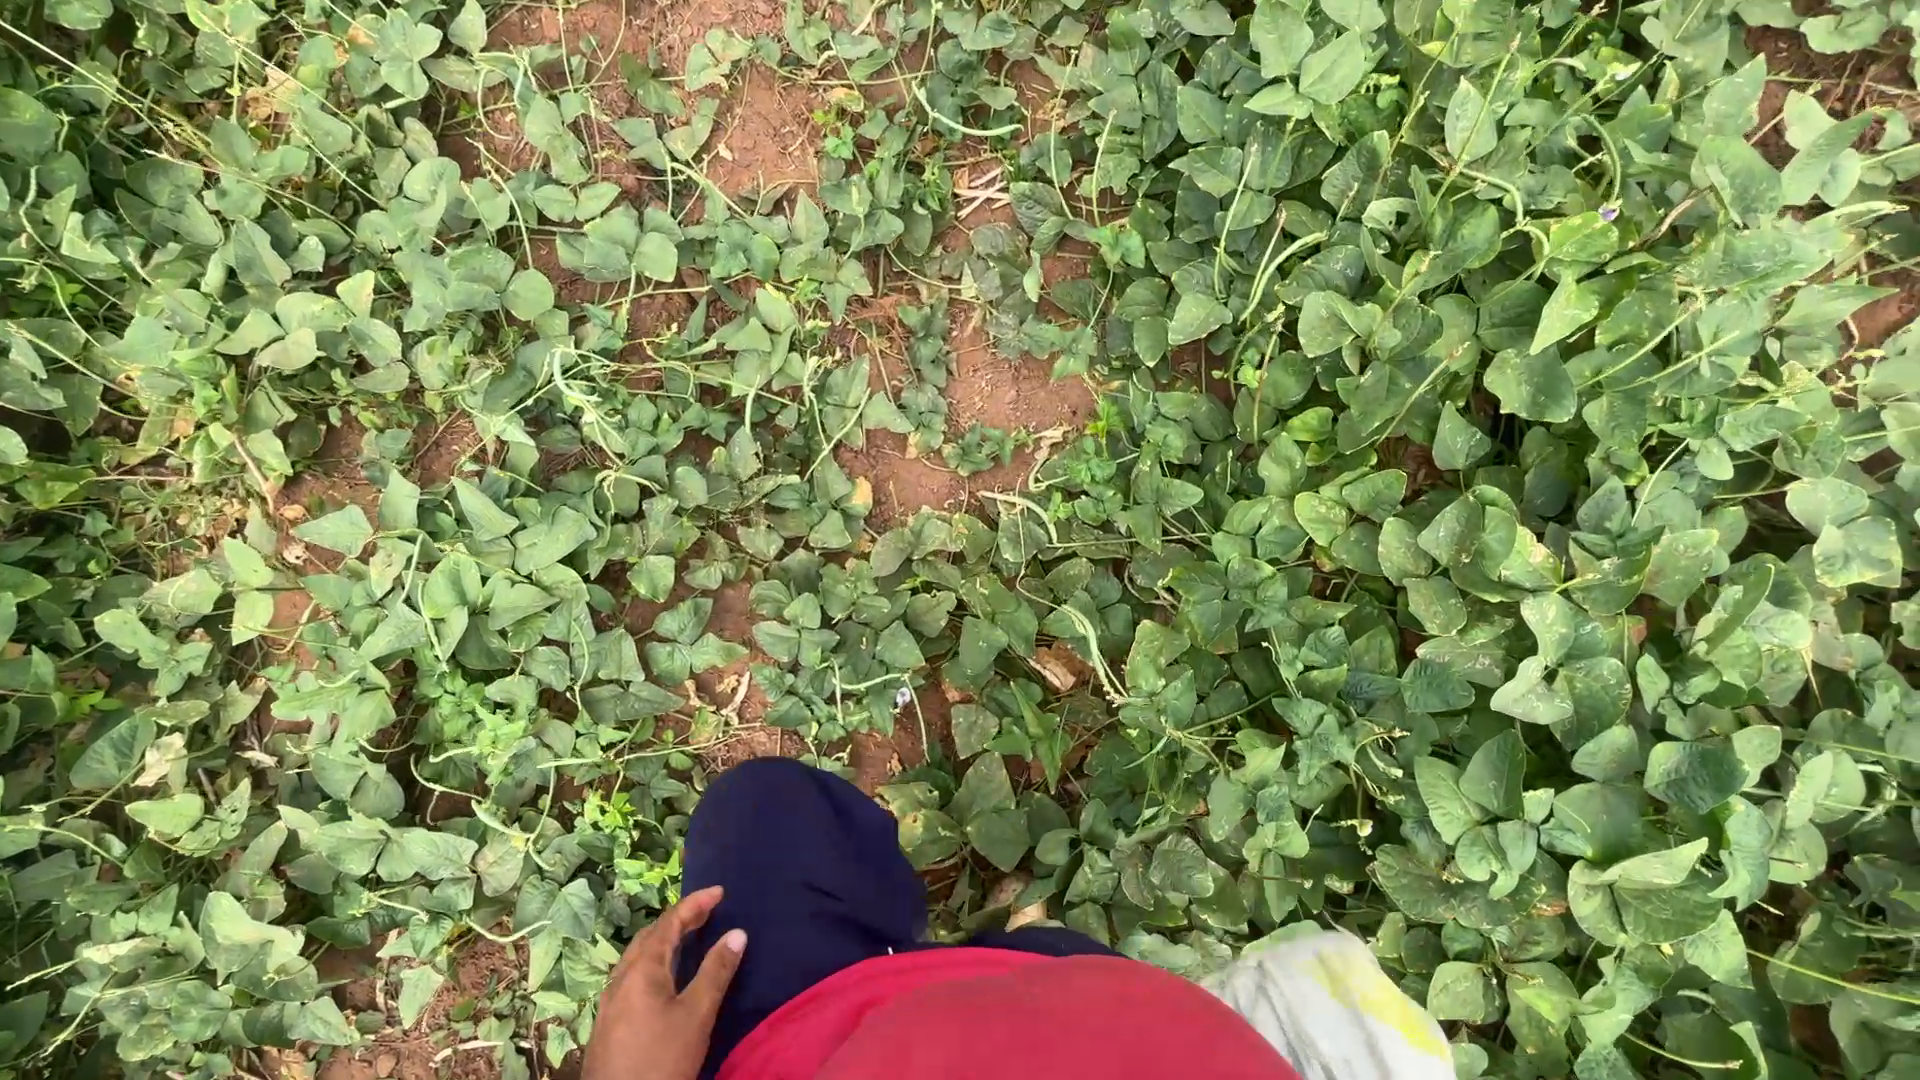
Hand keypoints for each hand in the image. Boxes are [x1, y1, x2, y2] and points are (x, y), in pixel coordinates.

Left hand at [583, 886, 745, 1079]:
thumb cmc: (661, 1062)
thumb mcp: (697, 1015)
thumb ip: (716, 971)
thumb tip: (737, 933)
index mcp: (642, 970)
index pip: (670, 923)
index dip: (695, 904)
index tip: (720, 892)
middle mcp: (621, 979)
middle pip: (650, 937)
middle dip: (679, 919)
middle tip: (707, 912)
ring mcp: (610, 1004)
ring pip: (637, 958)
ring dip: (664, 941)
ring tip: (688, 938)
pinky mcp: (609, 1025)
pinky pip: (632, 977)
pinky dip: (654, 962)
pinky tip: (664, 979)